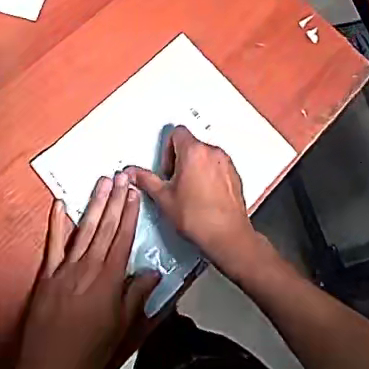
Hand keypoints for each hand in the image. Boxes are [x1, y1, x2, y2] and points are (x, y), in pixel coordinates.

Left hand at [15, 177, 159, 368]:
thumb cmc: (90, 352)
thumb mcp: (121, 327)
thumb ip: (136, 295)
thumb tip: (153, 272)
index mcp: (108, 280)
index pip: (122, 239)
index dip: (129, 214)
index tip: (134, 193)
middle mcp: (87, 268)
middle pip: (104, 228)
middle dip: (115, 201)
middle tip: (121, 176)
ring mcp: (64, 270)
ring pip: (83, 230)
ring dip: (93, 204)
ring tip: (102, 182)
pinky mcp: (47, 276)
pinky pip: (53, 244)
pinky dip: (57, 224)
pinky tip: (60, 205)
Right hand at [123, 126, 259, 266]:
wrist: (226, 236)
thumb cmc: (199, 218)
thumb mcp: (164, 198)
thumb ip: (146, 180)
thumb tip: (134, 173)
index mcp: (193, 152)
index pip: (177, 132)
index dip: (167, 149)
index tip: (166, 168)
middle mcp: (212, 153)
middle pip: (191, 144)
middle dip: (180, 160)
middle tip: (175, 182)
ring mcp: (226, 163)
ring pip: (205, 156)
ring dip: (195, 167)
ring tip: (189, 191)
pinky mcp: (234, 175)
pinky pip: (218, 167)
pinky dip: (209, 175)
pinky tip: (203, 196)